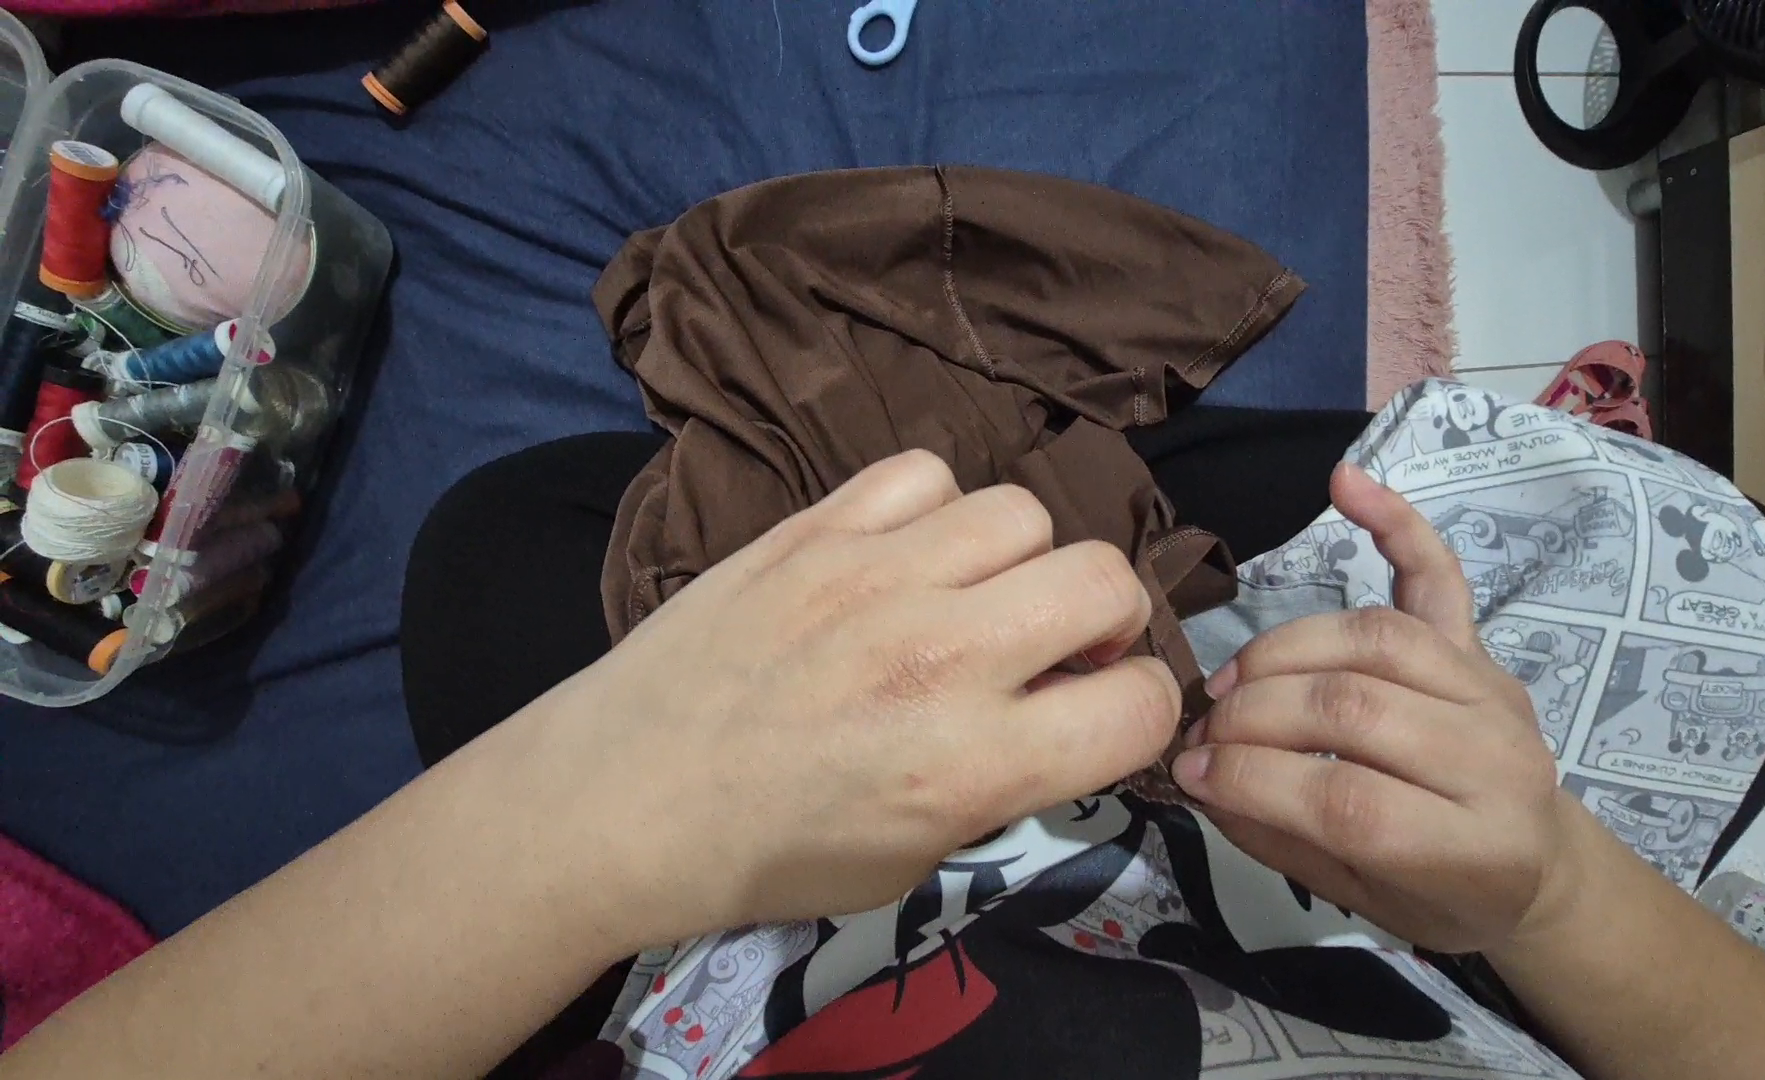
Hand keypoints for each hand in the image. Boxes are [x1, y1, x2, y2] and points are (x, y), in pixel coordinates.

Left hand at [540, 450, 1179, 939]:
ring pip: (1021, 512)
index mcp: (970, 763)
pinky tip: (902, 553)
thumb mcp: (919, 854)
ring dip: (1020, 560)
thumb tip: (1070, 697)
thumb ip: (1012, 773)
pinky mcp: (813, 528)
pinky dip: (934, 510)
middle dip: (1106, 617)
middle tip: (1054, 643)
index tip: (1105, 707)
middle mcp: (938, 655)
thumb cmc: (773, 852)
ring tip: (971, 593)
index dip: (1143, 708)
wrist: (619, 798)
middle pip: (1102, 576)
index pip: (1141, 705)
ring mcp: (872, 575)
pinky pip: (921, 474)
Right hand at [1170, 463, 1578, 953]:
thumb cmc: (1441, 897)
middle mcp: (1496, 755)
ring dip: (1281, 651)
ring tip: (1233, 679)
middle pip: (1352, 707)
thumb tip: (1194, 771)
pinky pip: (1437, 577)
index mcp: (1476, 843)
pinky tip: (1344, 481)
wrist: (1539, 872)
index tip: (1189, 771)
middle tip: (1203, 730)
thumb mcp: (1357, 899)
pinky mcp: (1478, 650)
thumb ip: (1273, 833)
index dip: (1250, 779)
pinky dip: (1393, 524)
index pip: (1347, 798)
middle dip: (1252, 715)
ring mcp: (1490, 688)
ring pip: (1372, 639)